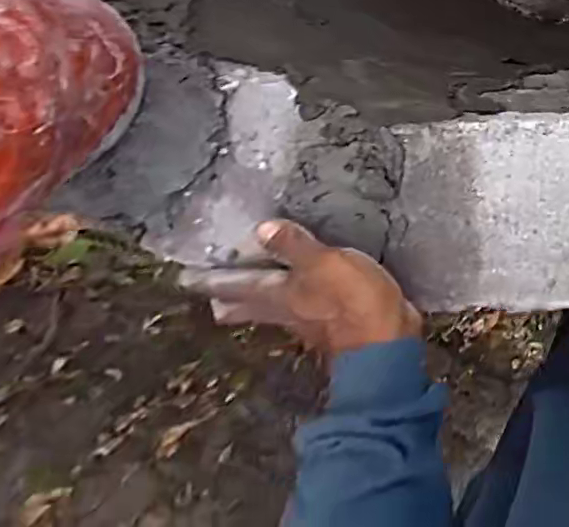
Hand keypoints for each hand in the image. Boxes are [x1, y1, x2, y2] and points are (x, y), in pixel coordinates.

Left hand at [180, 220, 422, 356]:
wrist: (383, 341)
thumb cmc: (351, 299)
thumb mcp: (326, 264)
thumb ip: (296, 246)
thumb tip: (260, 227)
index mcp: (276, 294)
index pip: (234, 285)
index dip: (210, 279)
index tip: (185, 275)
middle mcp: (283, 310)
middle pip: (244, 306)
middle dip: (227, 296)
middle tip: (213, 284)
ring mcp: (305, 320)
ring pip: (269, 310)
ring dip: (257, 299)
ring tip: (253, 286)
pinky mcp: (330, 322)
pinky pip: (298, 309)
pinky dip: (292, 299)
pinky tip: (302, 292)